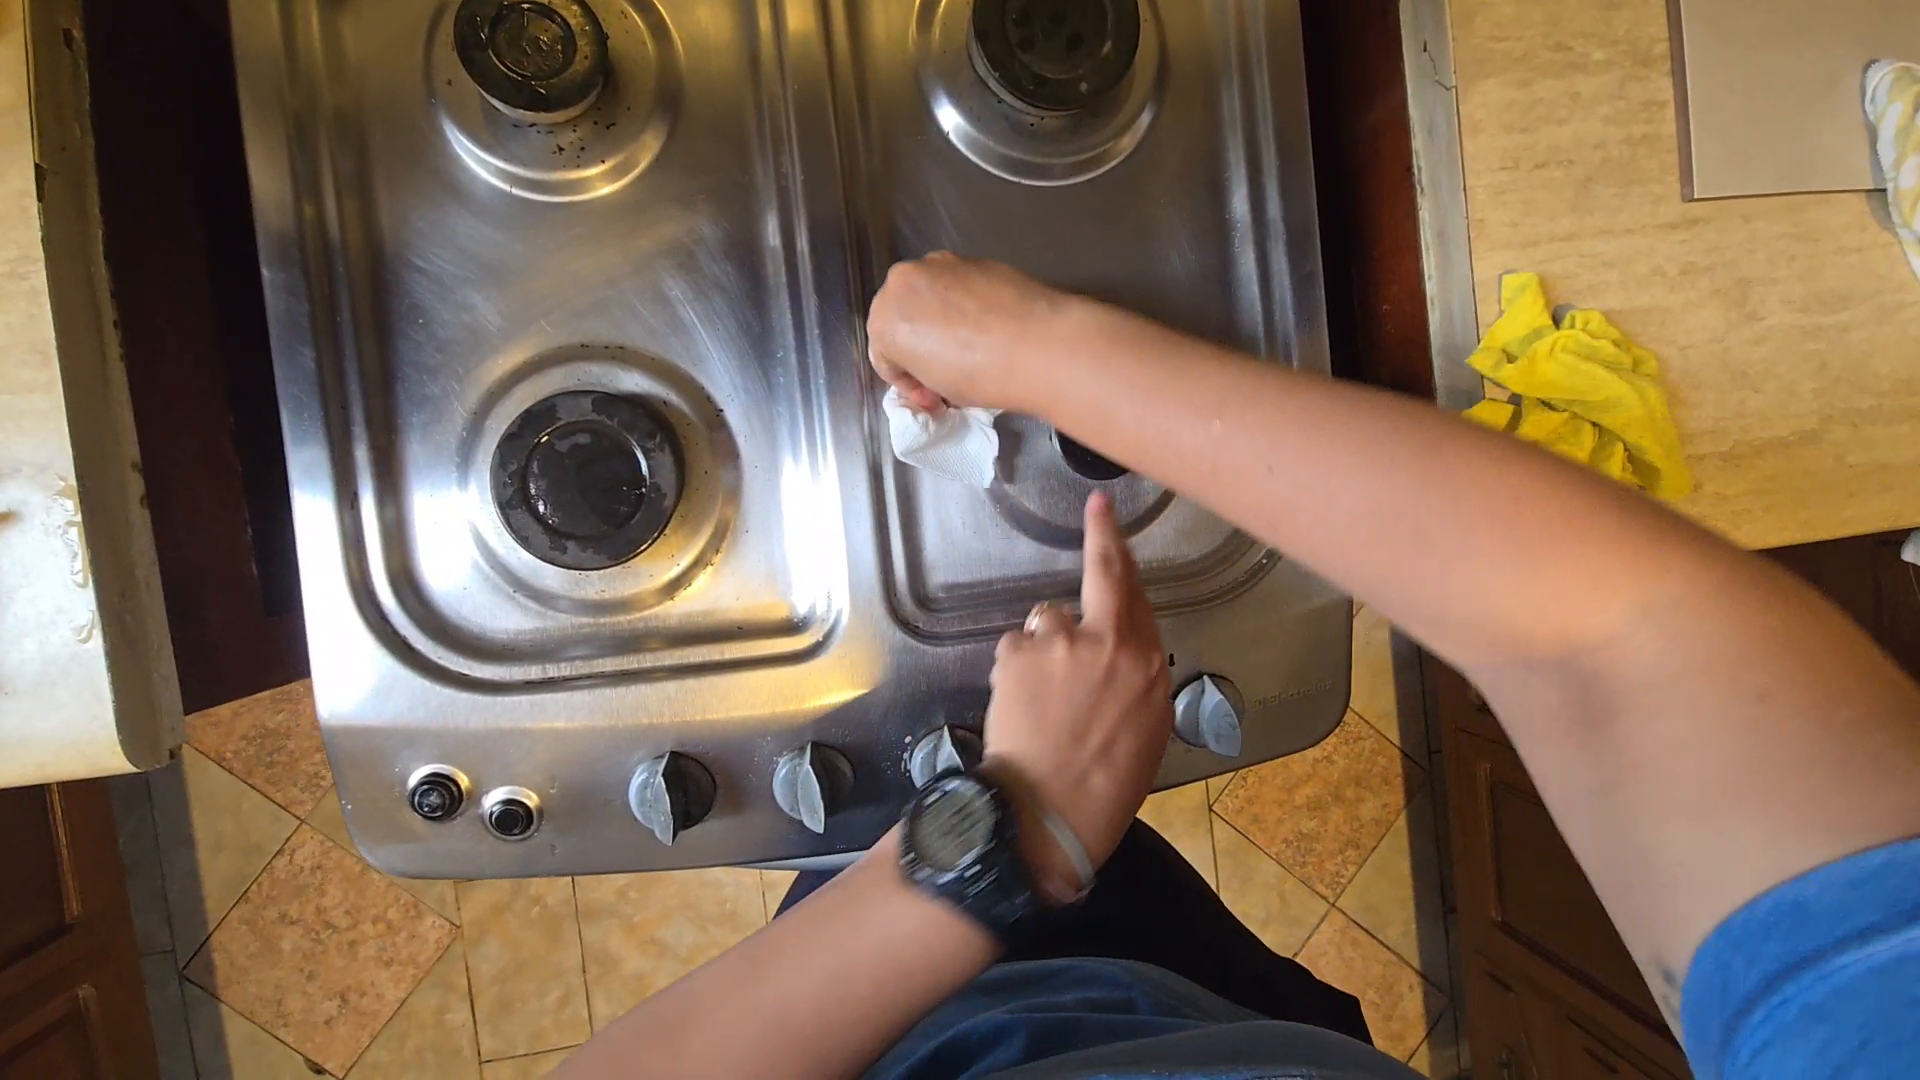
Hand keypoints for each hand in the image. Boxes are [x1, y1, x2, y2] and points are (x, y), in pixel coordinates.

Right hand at [867, 252, 1079, 413]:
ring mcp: (941, 264)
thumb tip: (934, 373)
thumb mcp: (939, 390)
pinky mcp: (974, 259)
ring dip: (939, 324)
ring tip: (970, 351)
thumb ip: (923, 374)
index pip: (884, 358)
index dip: (907, 384)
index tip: (932, 399)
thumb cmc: (980, 375)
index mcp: (885, 319)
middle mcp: (904, 281)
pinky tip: (990, 330)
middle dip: (917, 349)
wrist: (1040, 345)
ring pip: (928, 299)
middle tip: (946, 376)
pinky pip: (957, 288)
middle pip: (901, 320)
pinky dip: (964, 307)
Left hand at [981, 493, 1171, 900]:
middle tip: (1099, 509)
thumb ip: (1132, 679)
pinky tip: (1017, 702)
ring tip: (1038, 691)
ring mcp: (1064, 642)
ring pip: (1048, 617)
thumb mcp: (1143, 732)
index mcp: (1150, 667)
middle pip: (1106, 575)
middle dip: (1103, 534)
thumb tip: (1116, 652)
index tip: (1116, 534)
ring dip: (1043, 642)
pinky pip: (1016, 645)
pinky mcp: (1021, 651)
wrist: (1048, 816)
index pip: (1139, 601)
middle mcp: (1112, 643)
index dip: (1127, 568)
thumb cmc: (1104, 787)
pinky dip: (1015, 667)